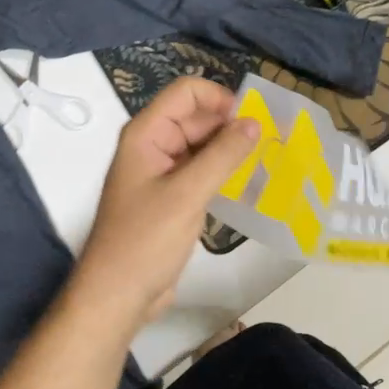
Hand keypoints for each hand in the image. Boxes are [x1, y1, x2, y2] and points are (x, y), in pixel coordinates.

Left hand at [70, 77, 260, 324]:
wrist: (116, 295)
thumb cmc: (145, 240)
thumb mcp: (187, 194)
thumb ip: (222, 156)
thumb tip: (254, 122)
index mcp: (146, 133)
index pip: (186, 93)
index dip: (219, 98)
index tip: (252, 119)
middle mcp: (153, 145)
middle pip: (196, 117)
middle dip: (230, 124)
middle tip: (271, 140)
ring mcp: (162, 172)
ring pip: (202, 145)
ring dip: (230, 149)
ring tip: (267, 159)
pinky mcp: (172, 197)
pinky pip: (201, 171)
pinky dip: (223, 172)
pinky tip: (250, 182)